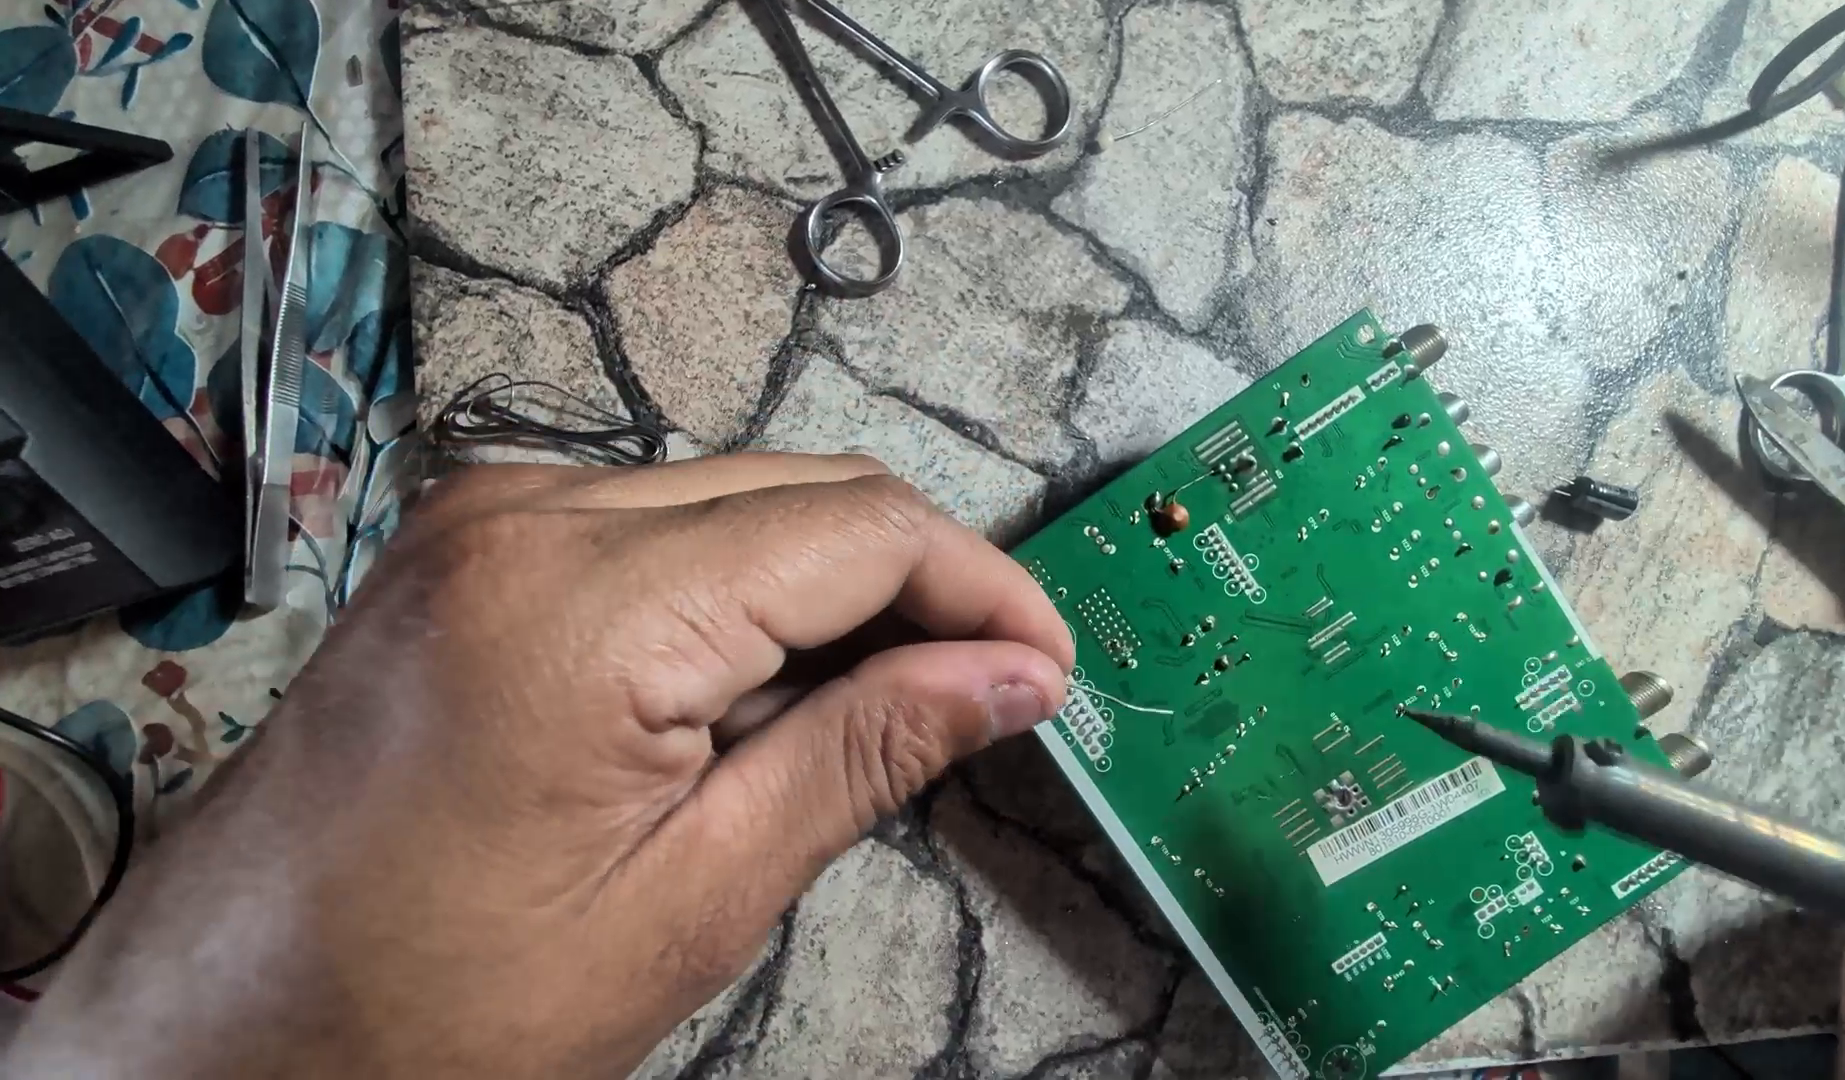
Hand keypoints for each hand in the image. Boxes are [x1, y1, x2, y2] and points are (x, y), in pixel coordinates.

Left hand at [4, 454, 1072, 1077]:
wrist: (203, 1046)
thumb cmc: (447, 1017)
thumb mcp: (699, 896)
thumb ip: (871, 752)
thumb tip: (1015, 678)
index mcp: (592, 602)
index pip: (861, 531)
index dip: (982, 584)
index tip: (1046, 661)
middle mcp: (546, 509)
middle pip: (818, 494)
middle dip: (930, 580)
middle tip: (992, 677)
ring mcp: (512, 507)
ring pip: (764, 498)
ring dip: (855, 584)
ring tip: (895, 689)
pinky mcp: (502, 534)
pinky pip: (694, 523)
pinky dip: (774, 586)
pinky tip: (784, 675)